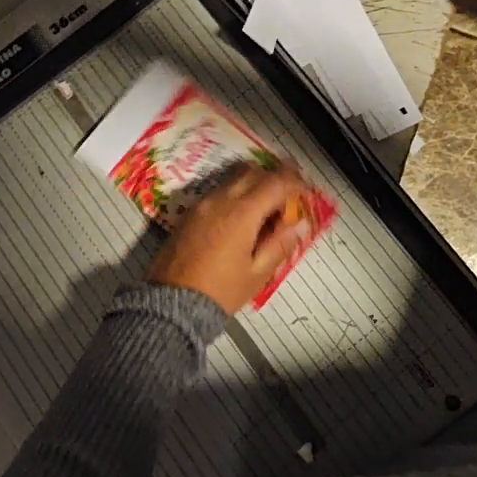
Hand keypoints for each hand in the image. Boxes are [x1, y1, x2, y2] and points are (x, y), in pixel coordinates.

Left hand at [146, 165, 315, 313]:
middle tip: (289, 192)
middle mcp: (220, 200)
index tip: (305, 189)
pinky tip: (243, 215)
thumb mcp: (256, 274)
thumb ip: (280, 244)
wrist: (171, 304)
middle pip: (252, 172)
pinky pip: (218, 191)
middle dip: (274, 177)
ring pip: (233, 179)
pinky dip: (236, 194)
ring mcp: (202, 204)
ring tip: (267, 206)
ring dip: (254, 184)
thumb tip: (302, 224)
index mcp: (241, 213)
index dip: (294, 181)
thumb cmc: (220, 292)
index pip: (274, 183)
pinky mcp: (189, 212)